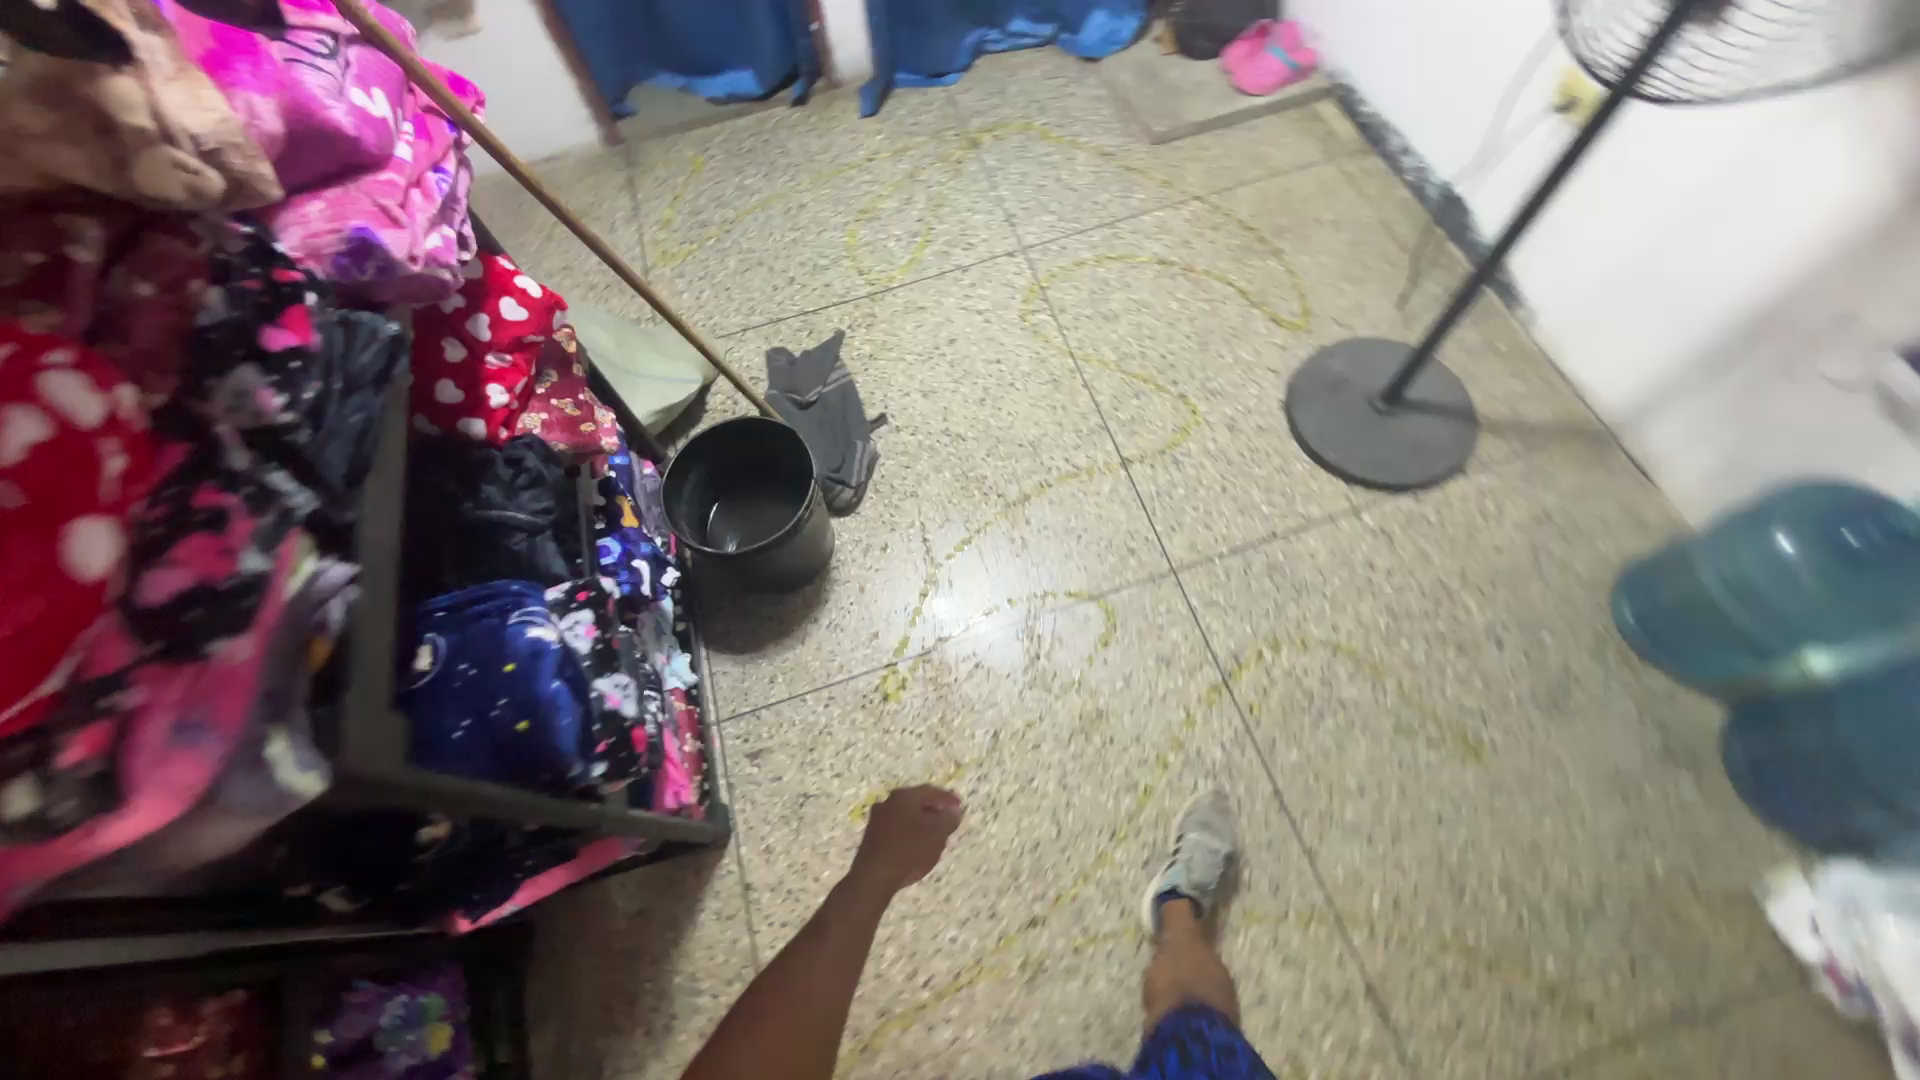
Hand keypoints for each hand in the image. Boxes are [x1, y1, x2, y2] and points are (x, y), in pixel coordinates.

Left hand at [846, 786, 962, 898]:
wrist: (874, 876)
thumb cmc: (909, 850)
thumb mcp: (937, 833)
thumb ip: (948, 819)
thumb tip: (954, 811)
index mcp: (904, 796)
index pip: (930, 791)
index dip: (947, 798)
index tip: (959, 806)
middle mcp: (888, 802)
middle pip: (916, 802)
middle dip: (933, 810)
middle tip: (947, 819)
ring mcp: (877, 819)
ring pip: (906, 816)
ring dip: (921, 822)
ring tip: (935, 835)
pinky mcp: (872, 837)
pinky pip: (897, 829)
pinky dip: (910, 833)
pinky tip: (916, 846)